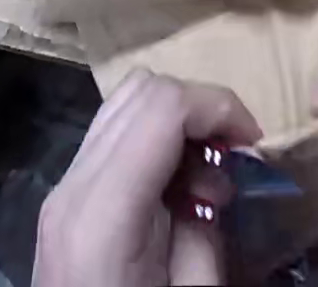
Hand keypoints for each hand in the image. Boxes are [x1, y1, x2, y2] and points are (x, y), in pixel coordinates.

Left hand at [35, 70, 261, 286]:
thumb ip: (204, 227)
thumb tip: (213, 177)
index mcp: (103, 212)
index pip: (161, 106)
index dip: (216, 105)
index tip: (254, 142)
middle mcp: (73, 183)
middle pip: (141, 89)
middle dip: (199, 106)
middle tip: (236, 155)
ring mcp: (63, 186)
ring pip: (124, 101)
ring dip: (175, 117)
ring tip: (209, 172)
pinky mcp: (66, 196)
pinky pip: (112, 133)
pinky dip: (153, 136)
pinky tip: (177, 183)